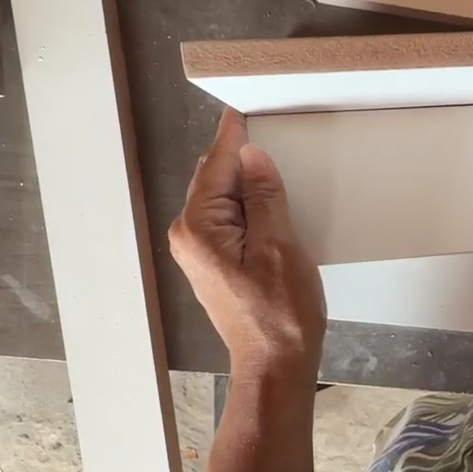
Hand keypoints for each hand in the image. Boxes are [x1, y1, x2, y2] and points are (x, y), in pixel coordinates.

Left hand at [170, 109, 326, 380]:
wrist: (276, 363)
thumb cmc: (282, 311)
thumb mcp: (281, 247)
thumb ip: (264, 198)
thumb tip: (252, 155)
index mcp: (200, 228)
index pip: (217, 168)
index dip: (233, 138)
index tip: (242, 108)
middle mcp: (190, 236)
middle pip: (215, 182)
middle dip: (239, 158)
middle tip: (265, 130)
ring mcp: (201, 253)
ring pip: (224, 203)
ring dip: (246, 184)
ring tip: (272, 162)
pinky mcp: (216, 266)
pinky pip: (230, 223)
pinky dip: (249, 208)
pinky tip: (269, 203)